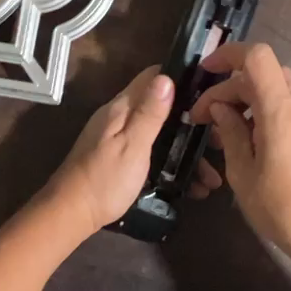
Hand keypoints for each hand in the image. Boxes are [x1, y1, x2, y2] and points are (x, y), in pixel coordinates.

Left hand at [37, 66, 217, 235]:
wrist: (72, 213)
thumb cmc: (105, 179)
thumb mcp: (132, 145)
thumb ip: (149, 113)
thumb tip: (165, 76)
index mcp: (121, 108)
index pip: (152, 77)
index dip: (181, 78)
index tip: (209, 92)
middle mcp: (120, 117)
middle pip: (161, 108)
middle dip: (191, 123)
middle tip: (218, 142)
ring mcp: (120, 138)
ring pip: (161, 134)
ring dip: (185, 151)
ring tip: (211, 176)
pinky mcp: (121, 158)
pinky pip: (154, 153)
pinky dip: (172, 164)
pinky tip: (191, 185)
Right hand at [188, 42, 290, 273]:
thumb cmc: (283, 210)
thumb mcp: (243, 174)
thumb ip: (230, 133)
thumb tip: (219, 109)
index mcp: (282, 111)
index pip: (256, 57)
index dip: (227, 55)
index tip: (204, 74)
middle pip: (265, 72)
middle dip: (232, 86)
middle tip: (207, 116)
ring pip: (279, 89)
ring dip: (249, 99)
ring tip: (226, 130)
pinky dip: (267, 112)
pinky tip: (251, 142)